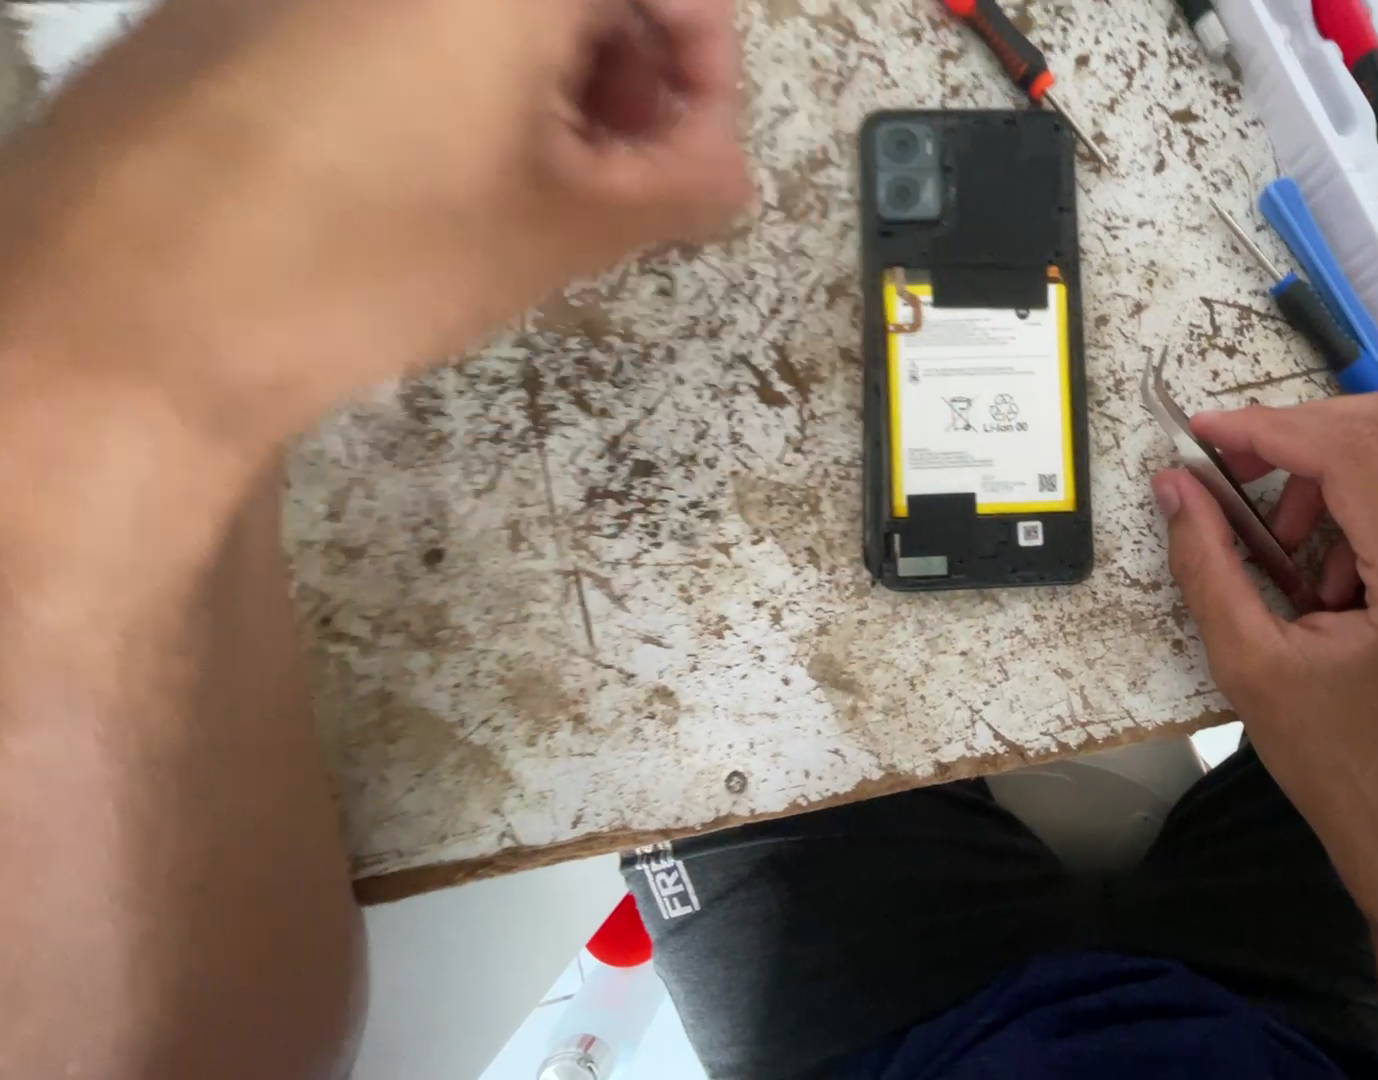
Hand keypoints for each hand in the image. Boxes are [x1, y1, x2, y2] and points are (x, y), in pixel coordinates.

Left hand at [0, 0, 750, 450]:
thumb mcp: (569, 230)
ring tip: (566, 188)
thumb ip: (685, 189)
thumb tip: (736, 171)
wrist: (143, 306)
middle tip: (636, 180)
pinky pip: (428, 21)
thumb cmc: (382, 256)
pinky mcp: (274, 0)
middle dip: (640, 79)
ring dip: (571, 86)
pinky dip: (492, 80)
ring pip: (512, 11)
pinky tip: (484, 166)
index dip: (708, 62)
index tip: (703, 152)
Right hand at [1152, 390, 1377, 923]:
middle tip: (1235, 471)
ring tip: (1290, 542)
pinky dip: (1366, 496)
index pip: (1356, 455)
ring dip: (1333, 467)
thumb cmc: (1333, 761)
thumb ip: (1206, 562)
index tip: (1203, 433)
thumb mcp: (1248, 664)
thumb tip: (1172, 483)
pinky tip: (1335, 566)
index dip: (1268, 429)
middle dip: (1299, 434)